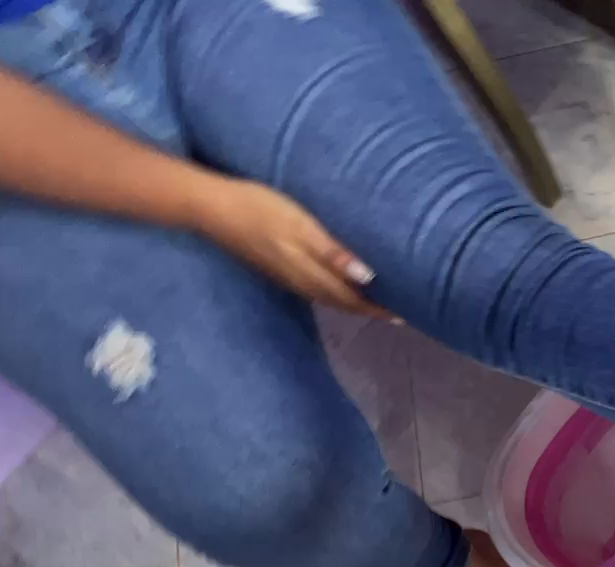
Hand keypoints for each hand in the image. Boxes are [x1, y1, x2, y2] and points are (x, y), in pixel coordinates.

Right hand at [190, 177, 393, 318]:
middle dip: (373, 310)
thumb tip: (368, 278)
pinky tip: (344, 288)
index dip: (380, 309)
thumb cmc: (260, 209)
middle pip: (346, 303)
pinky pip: (317, 290)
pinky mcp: (279, 270)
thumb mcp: (301, 226)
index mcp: (312, 274)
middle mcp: (303, 283)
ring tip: (380, 304)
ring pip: (331, 299)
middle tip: (402, 311)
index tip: (407, 313)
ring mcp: (289, 278)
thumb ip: (333, 253)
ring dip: (356, 304)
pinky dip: (337, 294)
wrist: (207, 205)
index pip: (355, 300)